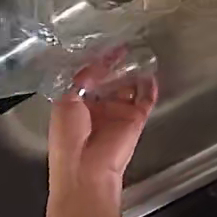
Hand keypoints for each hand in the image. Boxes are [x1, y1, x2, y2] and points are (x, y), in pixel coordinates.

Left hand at [47, 58, 157, 211]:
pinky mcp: (135, 119)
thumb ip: (82, 79)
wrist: (86, 169)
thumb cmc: (68, 138)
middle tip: (125, 48)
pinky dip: (150, 87)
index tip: (107, 48)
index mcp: (78, 105)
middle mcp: (99, 108)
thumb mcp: (66, 101)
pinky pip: (146, 99)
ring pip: (129, 88)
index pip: (90, 78)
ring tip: (139, 54)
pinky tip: (151, 73)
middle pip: (111, 81)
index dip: (98, 62)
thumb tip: (96, 65)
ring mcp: (118, 113)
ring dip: (134, 73)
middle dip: (117, 66)